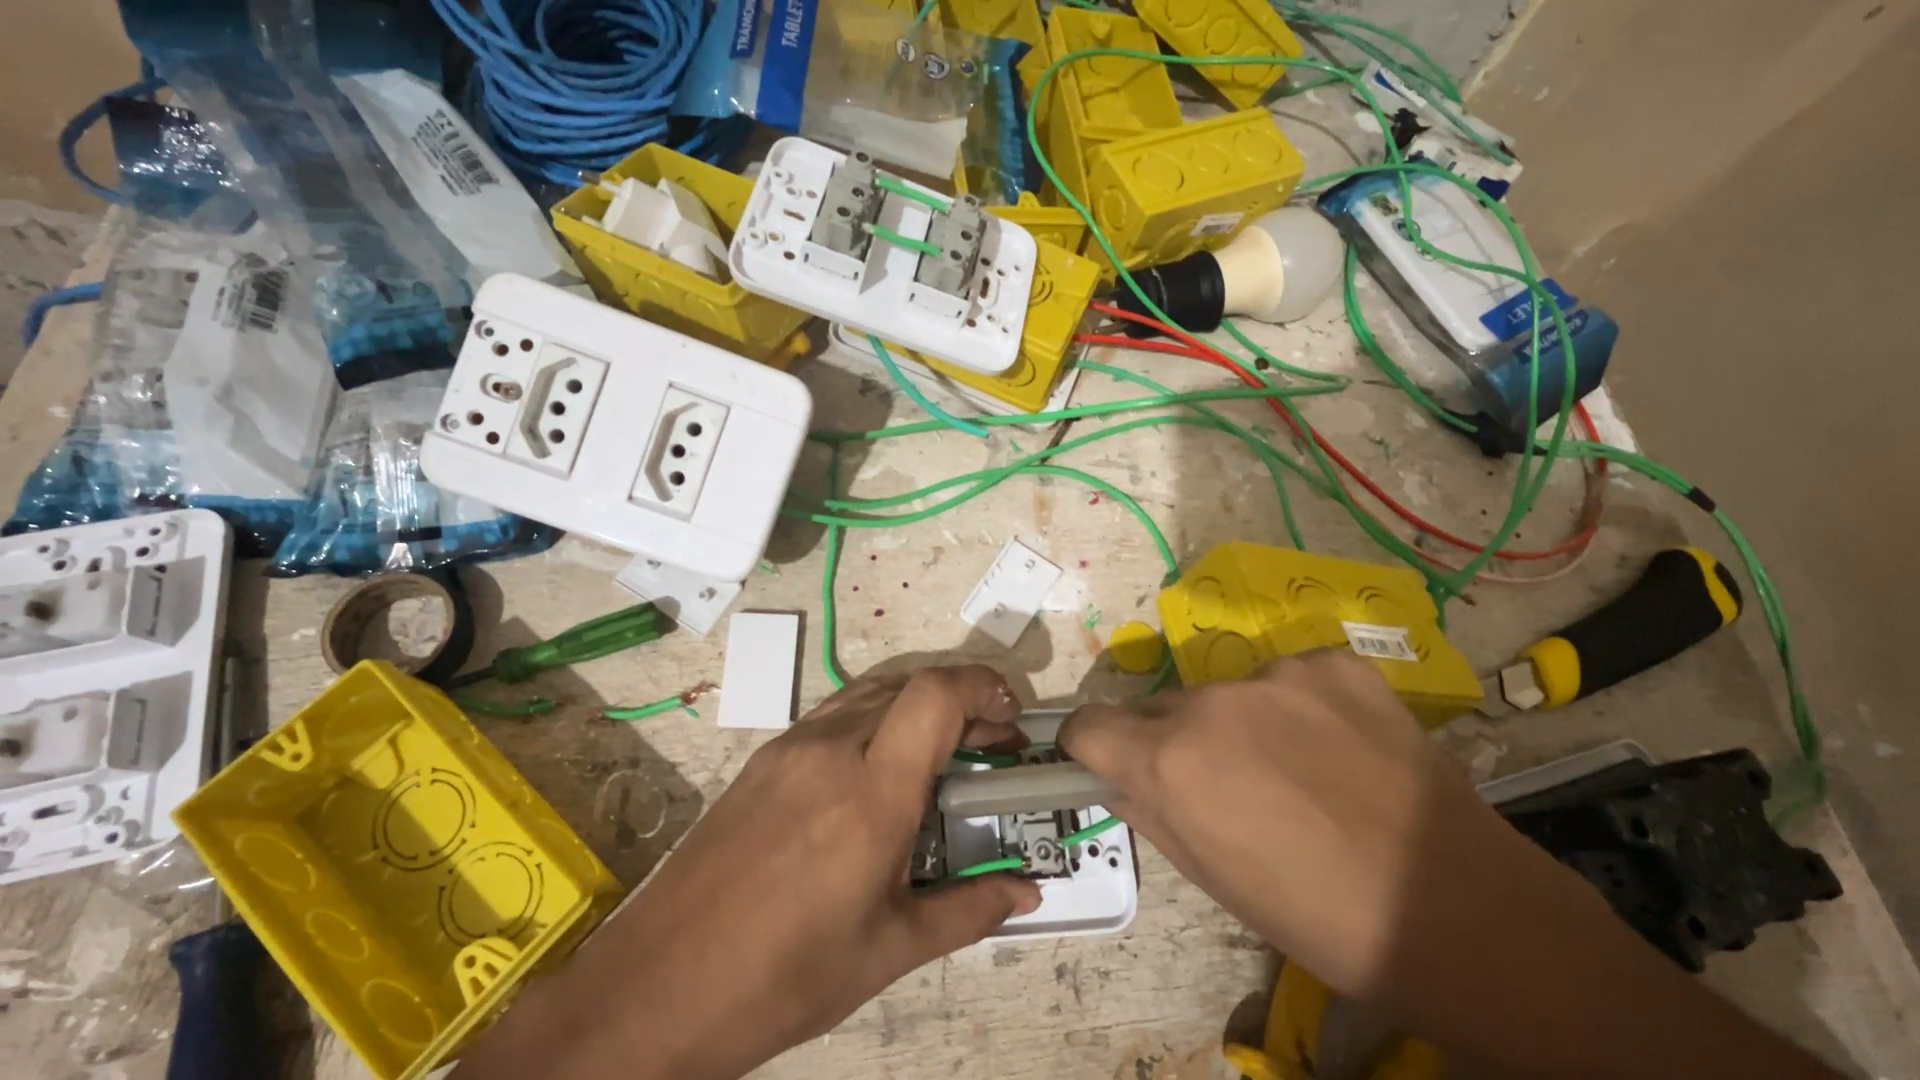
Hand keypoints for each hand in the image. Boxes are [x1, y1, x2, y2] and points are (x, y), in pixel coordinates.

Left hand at [455, 667, 1041, 1079]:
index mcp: (870, 792)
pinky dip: (874, 722)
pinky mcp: (759, 764)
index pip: (936, 695)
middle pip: (908, 685)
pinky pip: (832, 717)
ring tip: (941, 756)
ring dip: (915, 707)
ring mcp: (787, 751)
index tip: (1012, 719)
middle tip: (989, 747)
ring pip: (868, 694)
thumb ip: (968, 909)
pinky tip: (878, 775)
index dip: (984, 687)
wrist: (659, 989)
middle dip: (960, 701)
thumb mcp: (890, 950)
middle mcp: (829, 751)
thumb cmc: (786, 977)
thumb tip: (1027, 891)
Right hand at [1057, 648, 1553, 997]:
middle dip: (1179, 743)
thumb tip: (1123, 776)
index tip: (1117, 765)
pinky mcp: (1335, 662)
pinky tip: (1342, 749)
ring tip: (1302, 772)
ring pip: (1230, 693)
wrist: (1453, 906)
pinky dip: (1301, 706)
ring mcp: (1278, 673)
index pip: (1089, 725)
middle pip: (1164, 710)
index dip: (1096, 749)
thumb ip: (1152, 810)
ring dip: (1243, 723)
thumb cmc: (1315, 916)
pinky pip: (1292, 677)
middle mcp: (1210, 702)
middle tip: (1231, 787)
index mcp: (1169, 761)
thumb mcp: (1210, 876)